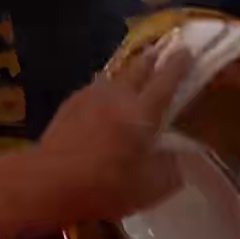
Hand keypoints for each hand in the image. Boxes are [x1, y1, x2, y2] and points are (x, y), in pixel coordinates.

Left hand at [27, 43, 196, 222]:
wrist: (54, 177)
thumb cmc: (107, 186)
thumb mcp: (149, 189)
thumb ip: (168, 169)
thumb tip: (176, 155)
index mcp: (140, 114)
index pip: (164, 83)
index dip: (177, 66)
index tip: (185, 50)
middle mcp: (116, 96)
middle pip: (137, 70)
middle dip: (151, 59)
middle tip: (161, 49)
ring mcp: (90, 95)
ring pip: (114, 78)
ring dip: (128, 74)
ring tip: (135, 74)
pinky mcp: (71, 102)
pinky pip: (96, 89)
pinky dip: (107, 89)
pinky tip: (106, 99)